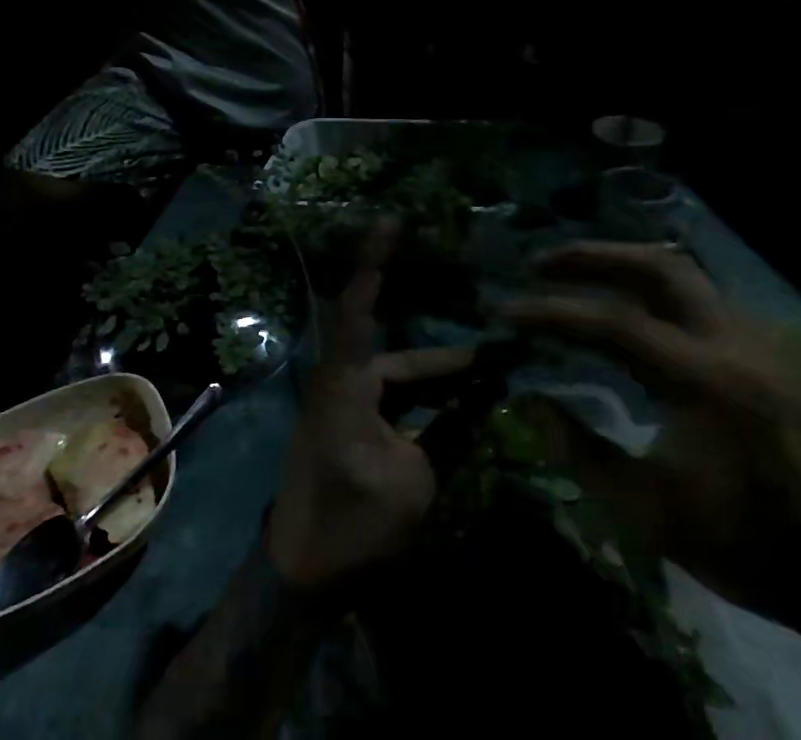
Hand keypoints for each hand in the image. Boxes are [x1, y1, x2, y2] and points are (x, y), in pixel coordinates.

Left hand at [266, 222, 474, 592]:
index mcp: (347, 387)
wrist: (300, 580)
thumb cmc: (352, 529)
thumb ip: (451, 432)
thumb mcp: (415, 481)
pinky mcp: (348, 432)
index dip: (375, 260)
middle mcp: (341, 387)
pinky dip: (425, 404)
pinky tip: (462, 414)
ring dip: (441, 383)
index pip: (359, 307)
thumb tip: (487, 398)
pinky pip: (393, 403)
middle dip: (450, 360)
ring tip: (491, 387)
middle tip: (500, 360)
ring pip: (400, 380)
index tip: (392, 220)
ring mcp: (342, 412)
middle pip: (402, 357)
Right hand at [502, 241, 800, 595]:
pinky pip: (700, 299)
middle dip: (595, 257)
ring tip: (576, 277)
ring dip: (625, 267)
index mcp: (707, 381)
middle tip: (541, 265)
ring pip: (685, 276)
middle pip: (660, 268)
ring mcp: (756, 343)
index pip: (615, 324)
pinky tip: (628, 312)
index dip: (552, 314)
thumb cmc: (747, 546)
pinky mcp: (764, 354)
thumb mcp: (650, 513)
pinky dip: (653, 291)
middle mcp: (734, 343)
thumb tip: (528, 403)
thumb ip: (582, 452)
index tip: (505, 313)